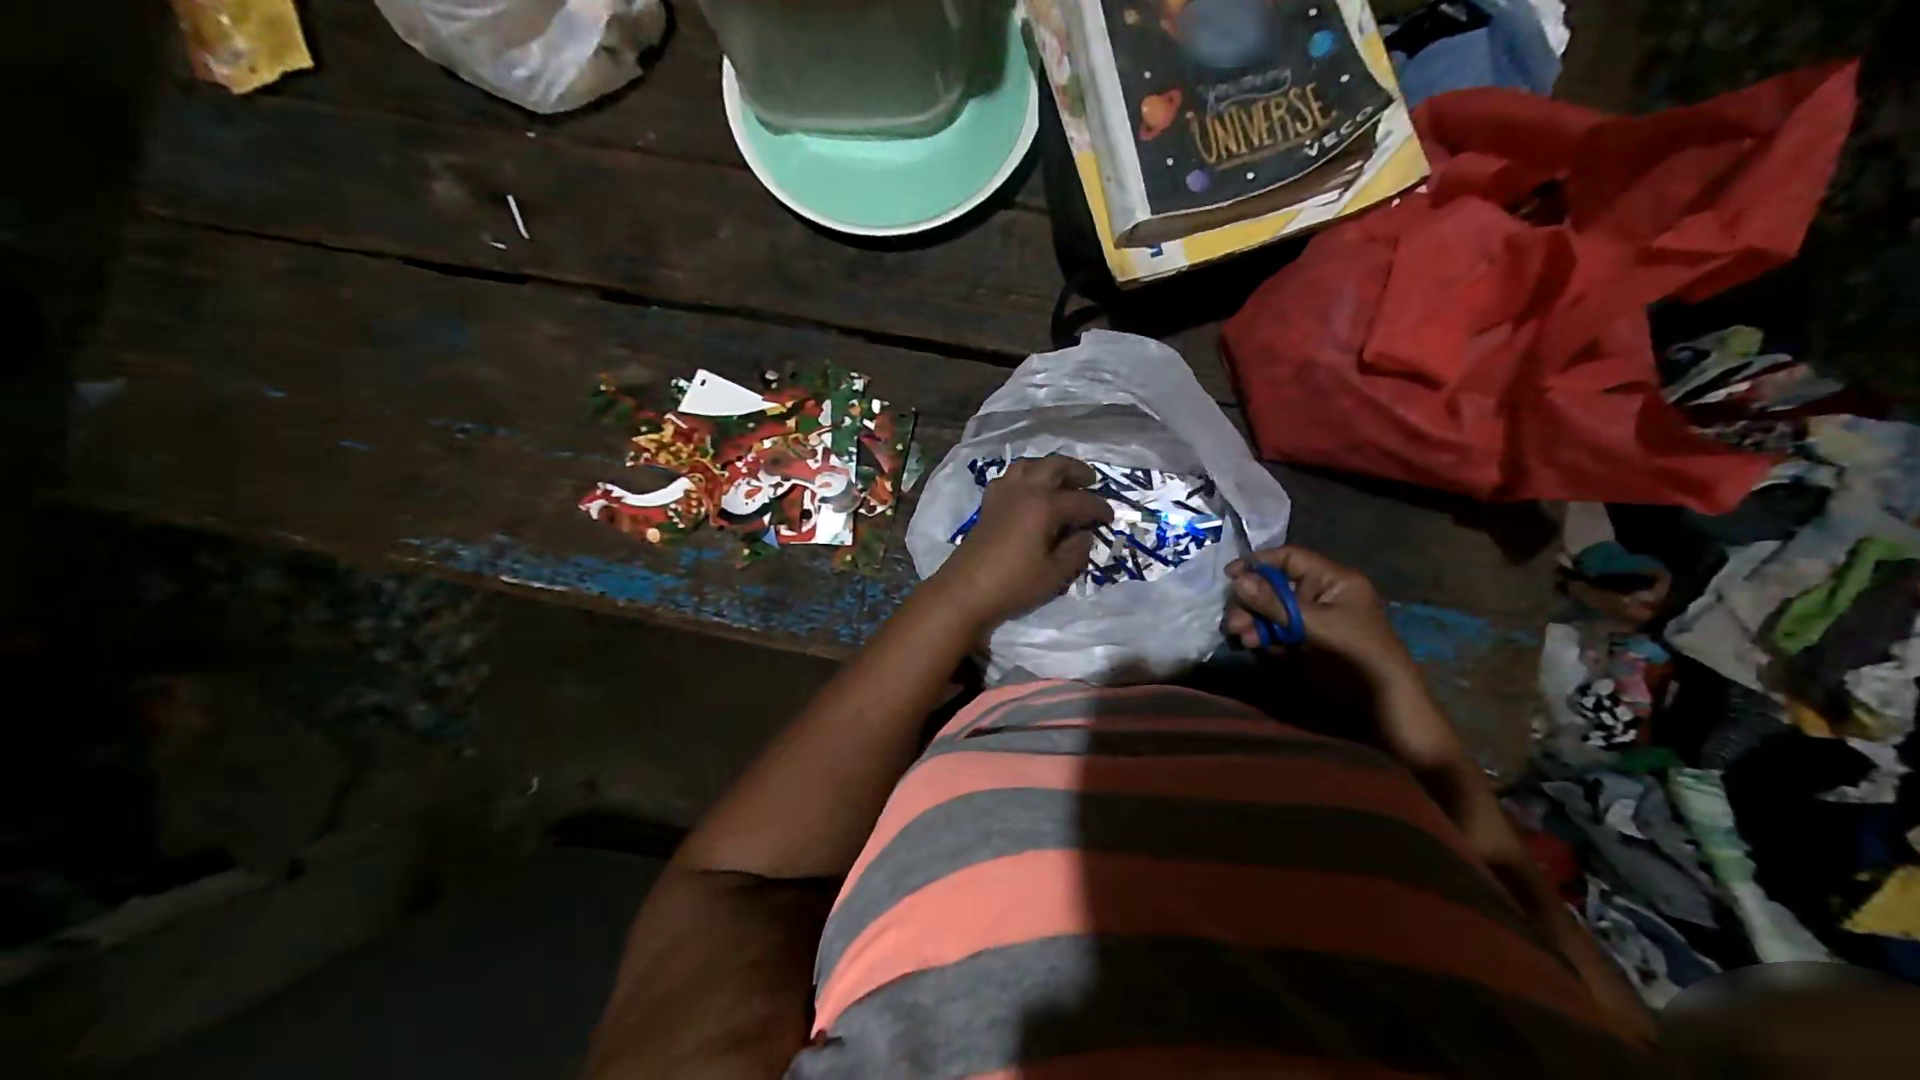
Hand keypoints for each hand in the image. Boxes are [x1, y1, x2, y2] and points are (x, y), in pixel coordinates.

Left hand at [927, 455, 1112, 629]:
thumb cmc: (1014, 584)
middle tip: (1090, 482)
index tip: (1111, 518)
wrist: (965, 591)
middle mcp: (1024, 491)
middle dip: (1076, 471)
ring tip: (1060, 480)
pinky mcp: (987, 504)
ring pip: (1028, 465)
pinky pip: (1009, 478)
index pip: (1081, 501)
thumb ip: (1076, 551)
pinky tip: (1028, 492)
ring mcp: (1002, 495)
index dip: (1100, 509)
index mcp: (1044, 506)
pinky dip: (1024, 477)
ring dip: (1048, 468)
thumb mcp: (1055, 574)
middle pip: (1054, 466)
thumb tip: (1084, 535)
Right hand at [1223, 545, 1415, 687]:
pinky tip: (1251, 645)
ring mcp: (1311, 620)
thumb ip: (1274, 603)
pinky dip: (1260, 636)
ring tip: (1240, 636)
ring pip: (1270, 611)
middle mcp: (1319, 595)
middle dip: (1251, 601)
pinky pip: (1274, 631)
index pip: (1290, 558)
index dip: (1259, 562)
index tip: (1230, 575)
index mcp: (1332, 580)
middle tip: (1234, 619)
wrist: (1381, 701)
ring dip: (1251, 621)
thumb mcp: (1314, 623)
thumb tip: (1237, 581)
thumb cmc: (1356, 652)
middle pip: (1274, 586)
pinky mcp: (1303, 642)